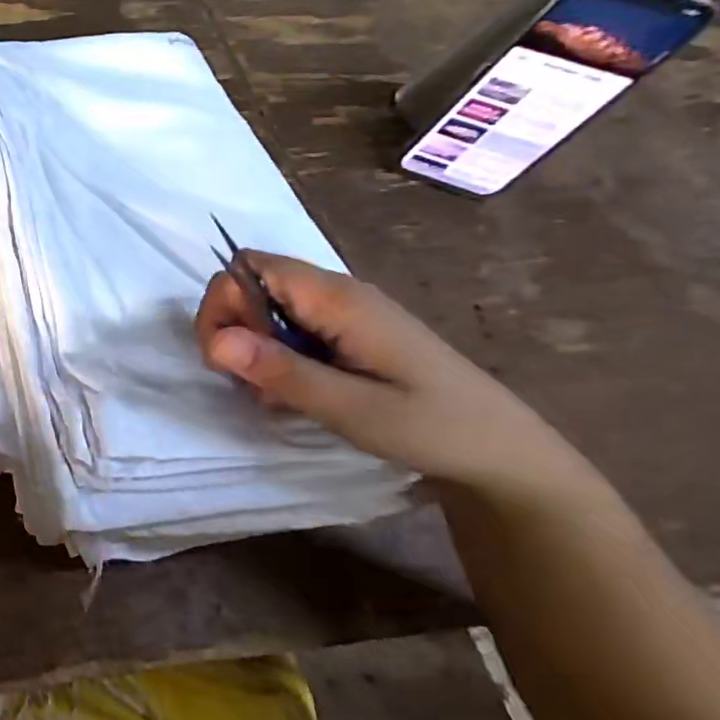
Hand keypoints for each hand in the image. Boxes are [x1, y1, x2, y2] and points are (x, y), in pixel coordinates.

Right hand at [195, 253, 599, 506]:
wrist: (505, 452)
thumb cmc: (433, 427)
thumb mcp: (352, 409)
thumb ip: (282, 371)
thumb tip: (214, 340)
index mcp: (336, 298)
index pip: (250, 266)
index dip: (224, 302)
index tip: (225, 357)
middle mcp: (337, 292)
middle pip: (255, 283)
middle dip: (235, 327)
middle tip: (250, 384)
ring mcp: (346, 310)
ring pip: (271, 306)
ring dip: (256, 345)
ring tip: (275, 396)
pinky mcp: (352, 331)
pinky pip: (295, 326)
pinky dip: (280, 354)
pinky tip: (299, 393)